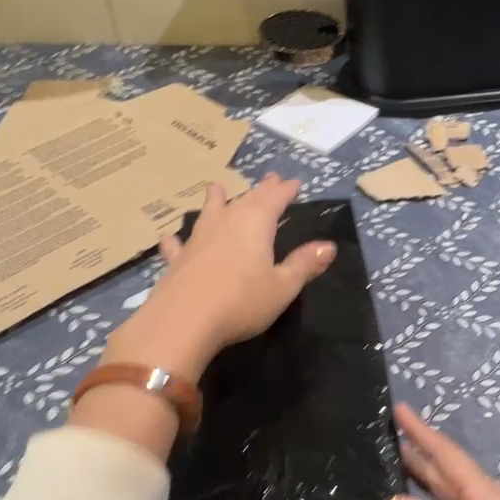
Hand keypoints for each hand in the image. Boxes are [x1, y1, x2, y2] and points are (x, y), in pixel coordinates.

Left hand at [102, 173, 335, 380]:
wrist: (184, 321)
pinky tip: (171, 237)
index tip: (295, 182)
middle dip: (260, 190)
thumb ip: (303, 264)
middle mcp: (226, 223)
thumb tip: (328, 246)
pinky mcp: (178, 260)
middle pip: (246, 200)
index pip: (275, 200)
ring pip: (210, 212)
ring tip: (216, 187)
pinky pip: (179, 244)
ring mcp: (198, 239)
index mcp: (255, 224)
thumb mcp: (283, 286)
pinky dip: (178, 238)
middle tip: (270, 178)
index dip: (286, 190)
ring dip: (215, 200)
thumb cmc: (242, 301)